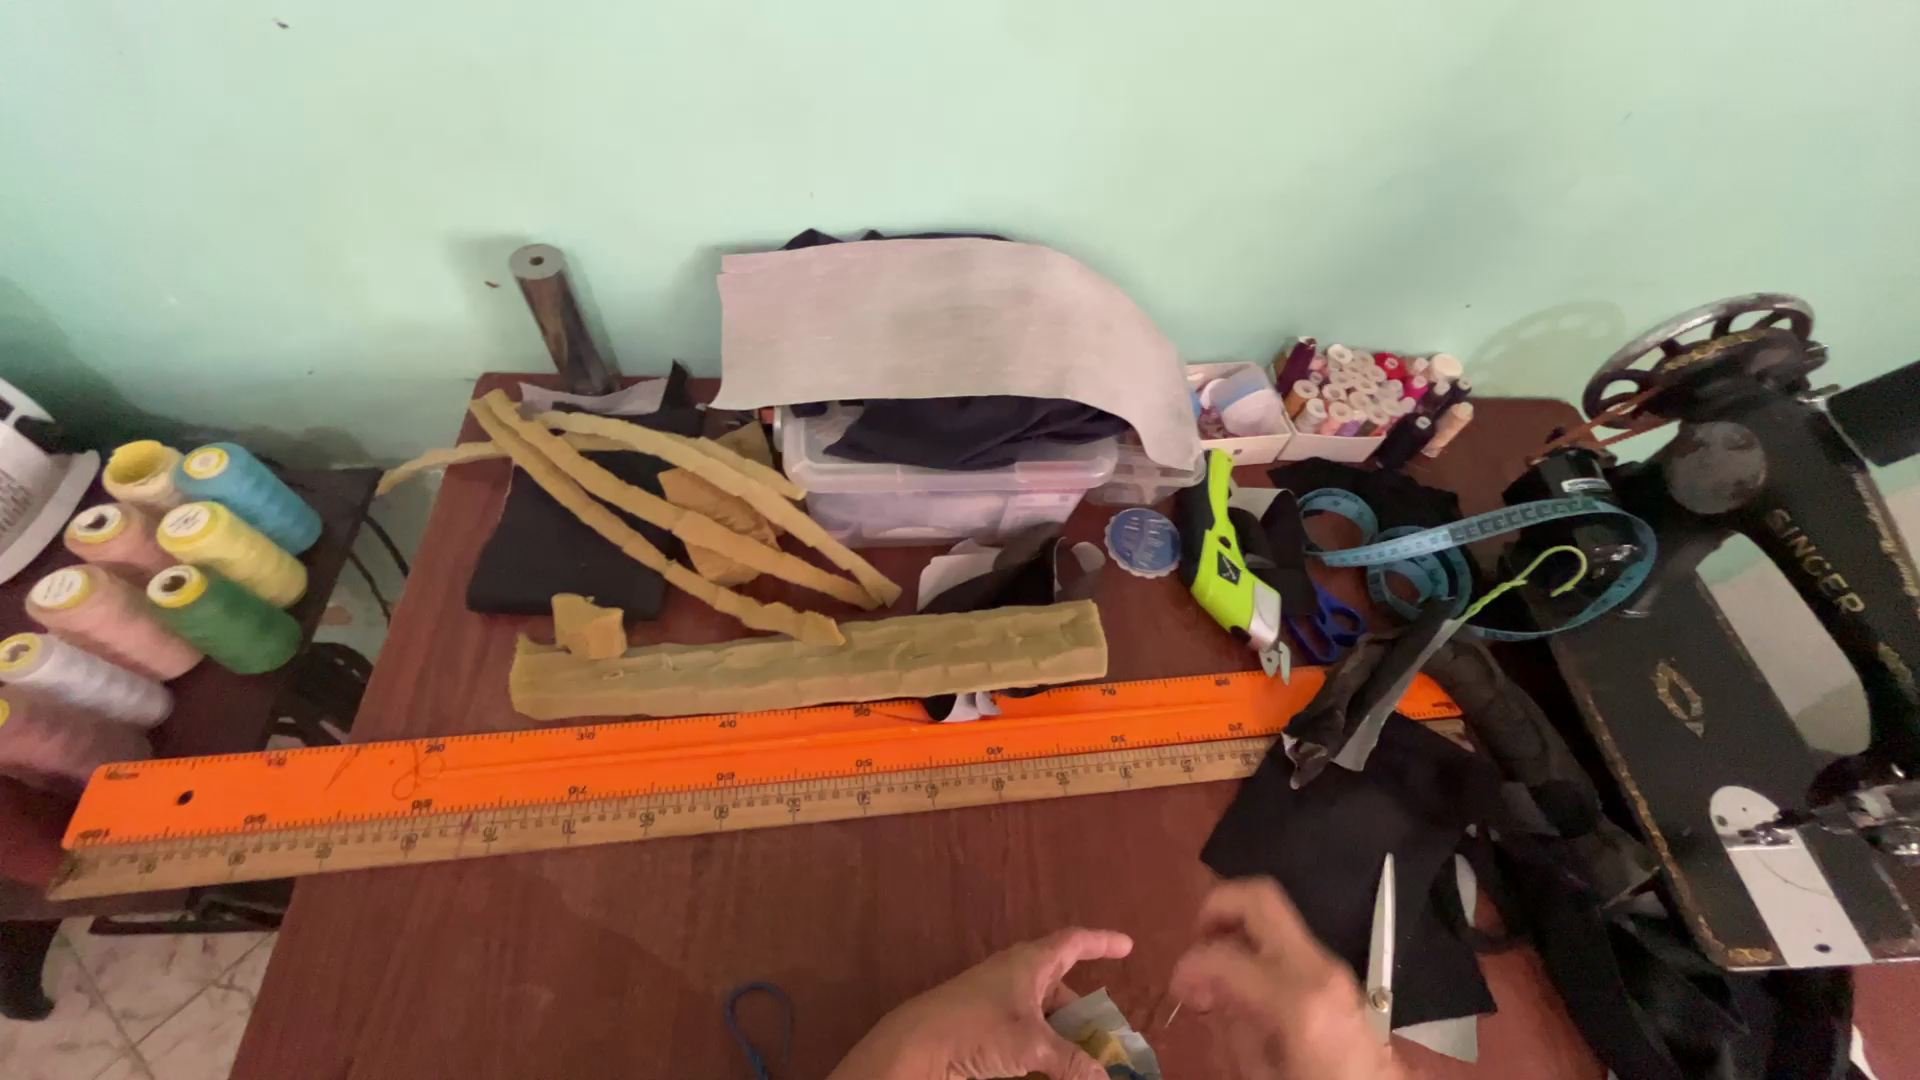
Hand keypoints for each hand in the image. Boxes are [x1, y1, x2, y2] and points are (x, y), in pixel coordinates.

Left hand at [827, 927, 1133, 1079]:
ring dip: (1067, 1041)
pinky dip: (1045, 1053)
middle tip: (1111, 1043)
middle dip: (1087, 1016)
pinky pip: (1029, 1037)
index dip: (1102, 943)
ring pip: (1047, 1019)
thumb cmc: (976, 1027)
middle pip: (1063, 990)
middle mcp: (1019, 976)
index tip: (1128, 945)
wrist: (918, 1045)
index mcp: (1031, 962)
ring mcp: (1002, 1003)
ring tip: (1086, 1065)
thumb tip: (1105, 1078)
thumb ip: (1072, 1062)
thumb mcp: (1030, 1044)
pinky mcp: (988, 1029)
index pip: (1074, 943)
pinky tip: (1053, 1073)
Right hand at [1171, 878, 1401, 1079]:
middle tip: (1197, 940)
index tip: (1177, 988)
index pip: (1226, 956)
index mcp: (1298, 1001)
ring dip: (1236, 925)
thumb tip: (1207, 988)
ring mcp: (1333, 969)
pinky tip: (1244, 982)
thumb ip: (1232, 1023)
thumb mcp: (1264, 1075)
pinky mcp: (1338, 977)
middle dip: (1217, 907)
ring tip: (1217, 966)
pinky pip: (1286, 941)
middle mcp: (1318, 970)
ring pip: (1272, 914)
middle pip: (1259, 899)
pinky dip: (1256, 944)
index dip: (1190, 965)